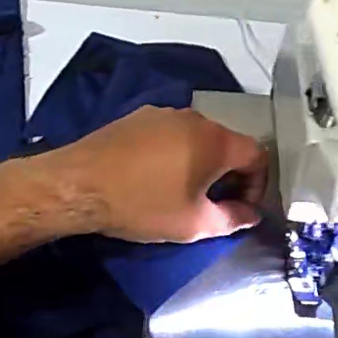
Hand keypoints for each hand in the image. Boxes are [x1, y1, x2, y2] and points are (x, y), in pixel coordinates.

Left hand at [47, 106, 268, 242]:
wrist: (79, 185)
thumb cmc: (143, 205)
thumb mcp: (194, 224)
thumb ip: (233, 219)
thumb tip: (250, 214)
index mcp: (216, 140)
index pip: (258, 155)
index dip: (258, 185)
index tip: (241, 209)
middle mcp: (195, 118)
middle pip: (229, 144)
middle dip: (230, 175)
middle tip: (215, 204)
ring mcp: (165, 113)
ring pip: (199, 138)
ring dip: (202, 164)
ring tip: (184, 191)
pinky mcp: (139, 117)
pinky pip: (172, 134)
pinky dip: (177, 154)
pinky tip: (156, 176)